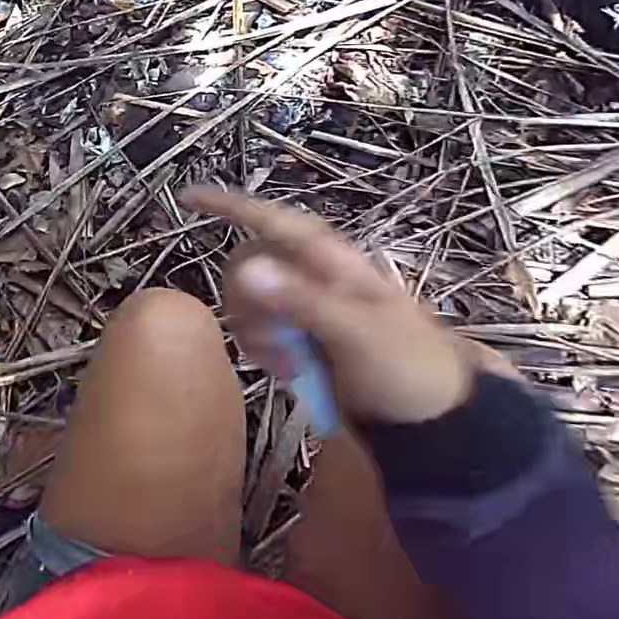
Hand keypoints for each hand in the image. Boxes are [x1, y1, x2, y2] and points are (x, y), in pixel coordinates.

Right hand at [184, 188, 476, 424]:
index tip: (186, 198)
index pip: (270, 220)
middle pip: (248, 264)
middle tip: (270, 339)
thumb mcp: (358, 333)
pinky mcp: (297, 335)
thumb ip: (301, 301)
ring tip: (285, 363)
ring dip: (253, 331)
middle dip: (246, 301)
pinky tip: (286, 371)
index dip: (228, 204)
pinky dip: (259, 349)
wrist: (432, 419)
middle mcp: (308, 273)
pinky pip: (255, 329)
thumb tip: (244, 273)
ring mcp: (302, 304)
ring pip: (246, 298)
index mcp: (328, 259)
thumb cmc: (406, 366)